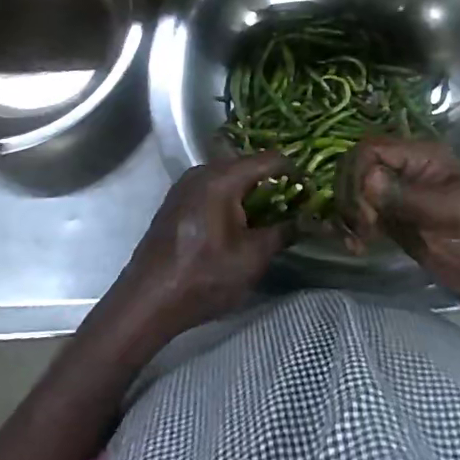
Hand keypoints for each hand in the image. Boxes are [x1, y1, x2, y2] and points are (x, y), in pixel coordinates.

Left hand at [109, 152, 291, 338]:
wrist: (148, 300)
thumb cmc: (204, 277)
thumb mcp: (253, 258)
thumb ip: (283, 232)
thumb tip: (306, 219)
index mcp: (221, 178)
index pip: (268, 159)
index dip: (293, 171)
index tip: (311, 187)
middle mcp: (201, 172)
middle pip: (246, 166)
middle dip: (272, 183)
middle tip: (295, 204)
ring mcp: (185, 185)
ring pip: (228, 178)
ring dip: (251, 193)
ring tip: (271, 217)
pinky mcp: (176, 201)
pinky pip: (212, 189)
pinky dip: (231, 199)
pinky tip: (240, 224)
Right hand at [337, 139, 459, 306]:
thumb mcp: (452, 215)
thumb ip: (409, 196)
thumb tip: (367, 179)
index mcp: (423, 157)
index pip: (371, 149)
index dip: (358, 174)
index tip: (364, 210)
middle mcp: (405, 170)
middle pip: (357, 167)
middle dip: (350, 195)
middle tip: (361, 228)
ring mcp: (398, 195)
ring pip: (355, 189)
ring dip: (347, 212)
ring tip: (356, 240)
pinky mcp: (394, 220)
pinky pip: (362, 212)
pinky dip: (352, 226)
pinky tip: (355, 245)